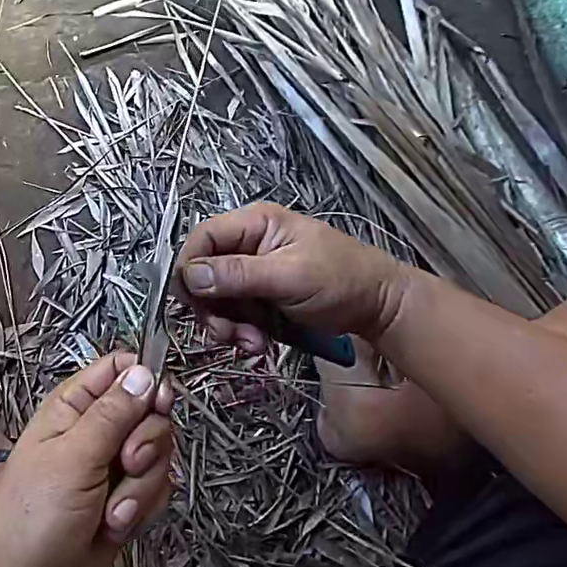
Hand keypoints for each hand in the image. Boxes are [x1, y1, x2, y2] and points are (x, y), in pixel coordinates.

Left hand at [0, 352, 174, 566]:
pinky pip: (158, 486)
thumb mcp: (71, 459)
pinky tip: (114, 525)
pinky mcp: (127, 495)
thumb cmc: (29, 520)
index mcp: (73, 406)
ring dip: (142, 485)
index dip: (145, 379)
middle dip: (148, 441)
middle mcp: (96, 429)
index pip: (121, 368)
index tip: (157, 401)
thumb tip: (144, 373)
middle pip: (150, 409)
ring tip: (111, 510)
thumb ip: (112, 415)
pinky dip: (142, 508)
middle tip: (127, 462)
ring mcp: (113, 464)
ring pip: (159, 452)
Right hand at [175, 202, 412, 352]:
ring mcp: (254, 271)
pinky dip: (241, 332)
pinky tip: (259, 343)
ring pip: (216, 298)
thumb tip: (190, 274)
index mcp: (255, 223)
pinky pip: (235, 313)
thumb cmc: (341, 280)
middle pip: (204, 272)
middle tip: (226, 333)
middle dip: (211, 307)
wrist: (378, 306)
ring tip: (251, 343)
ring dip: (227, 325)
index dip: (189, 269)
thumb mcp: (288, 276)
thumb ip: (238, 274)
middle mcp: (248, 243)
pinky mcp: (260, 296)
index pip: (202, 238)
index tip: (191, 302)